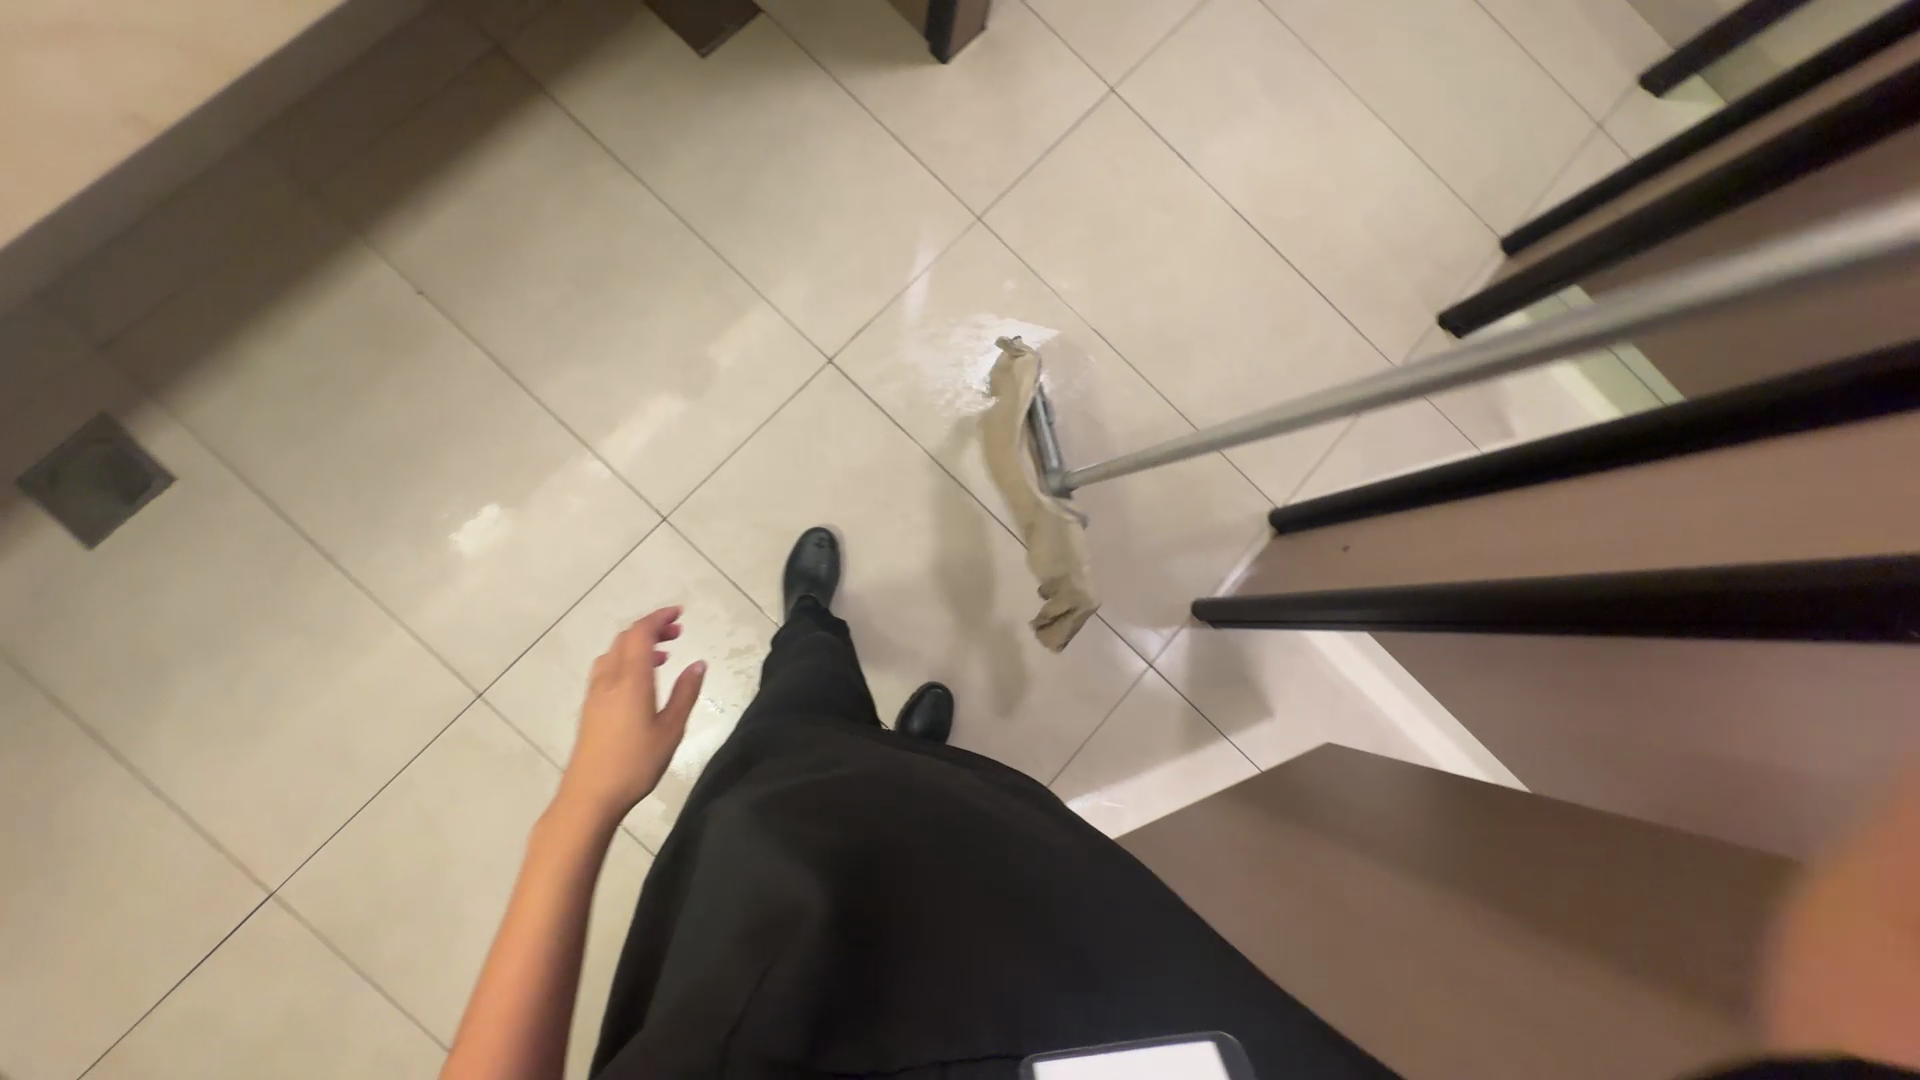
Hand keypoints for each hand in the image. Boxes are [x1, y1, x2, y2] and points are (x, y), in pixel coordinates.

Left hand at [555, 606, 706, 825]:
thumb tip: (699, 664)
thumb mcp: (671, 729)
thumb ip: (685, 693)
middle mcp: (609, 680)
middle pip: (625, 639)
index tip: (680, 614)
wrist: (590, 796)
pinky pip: (608, 669)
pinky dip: (626, 661)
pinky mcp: (591, 708)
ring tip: (663, 656)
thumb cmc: (636, 763)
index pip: (640, 634)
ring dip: (637, 645)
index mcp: (630, 680)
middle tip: (678, 633)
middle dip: (651, 629)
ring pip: (614, 654)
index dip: (658, 618)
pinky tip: (641, 681)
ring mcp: (595, 694)